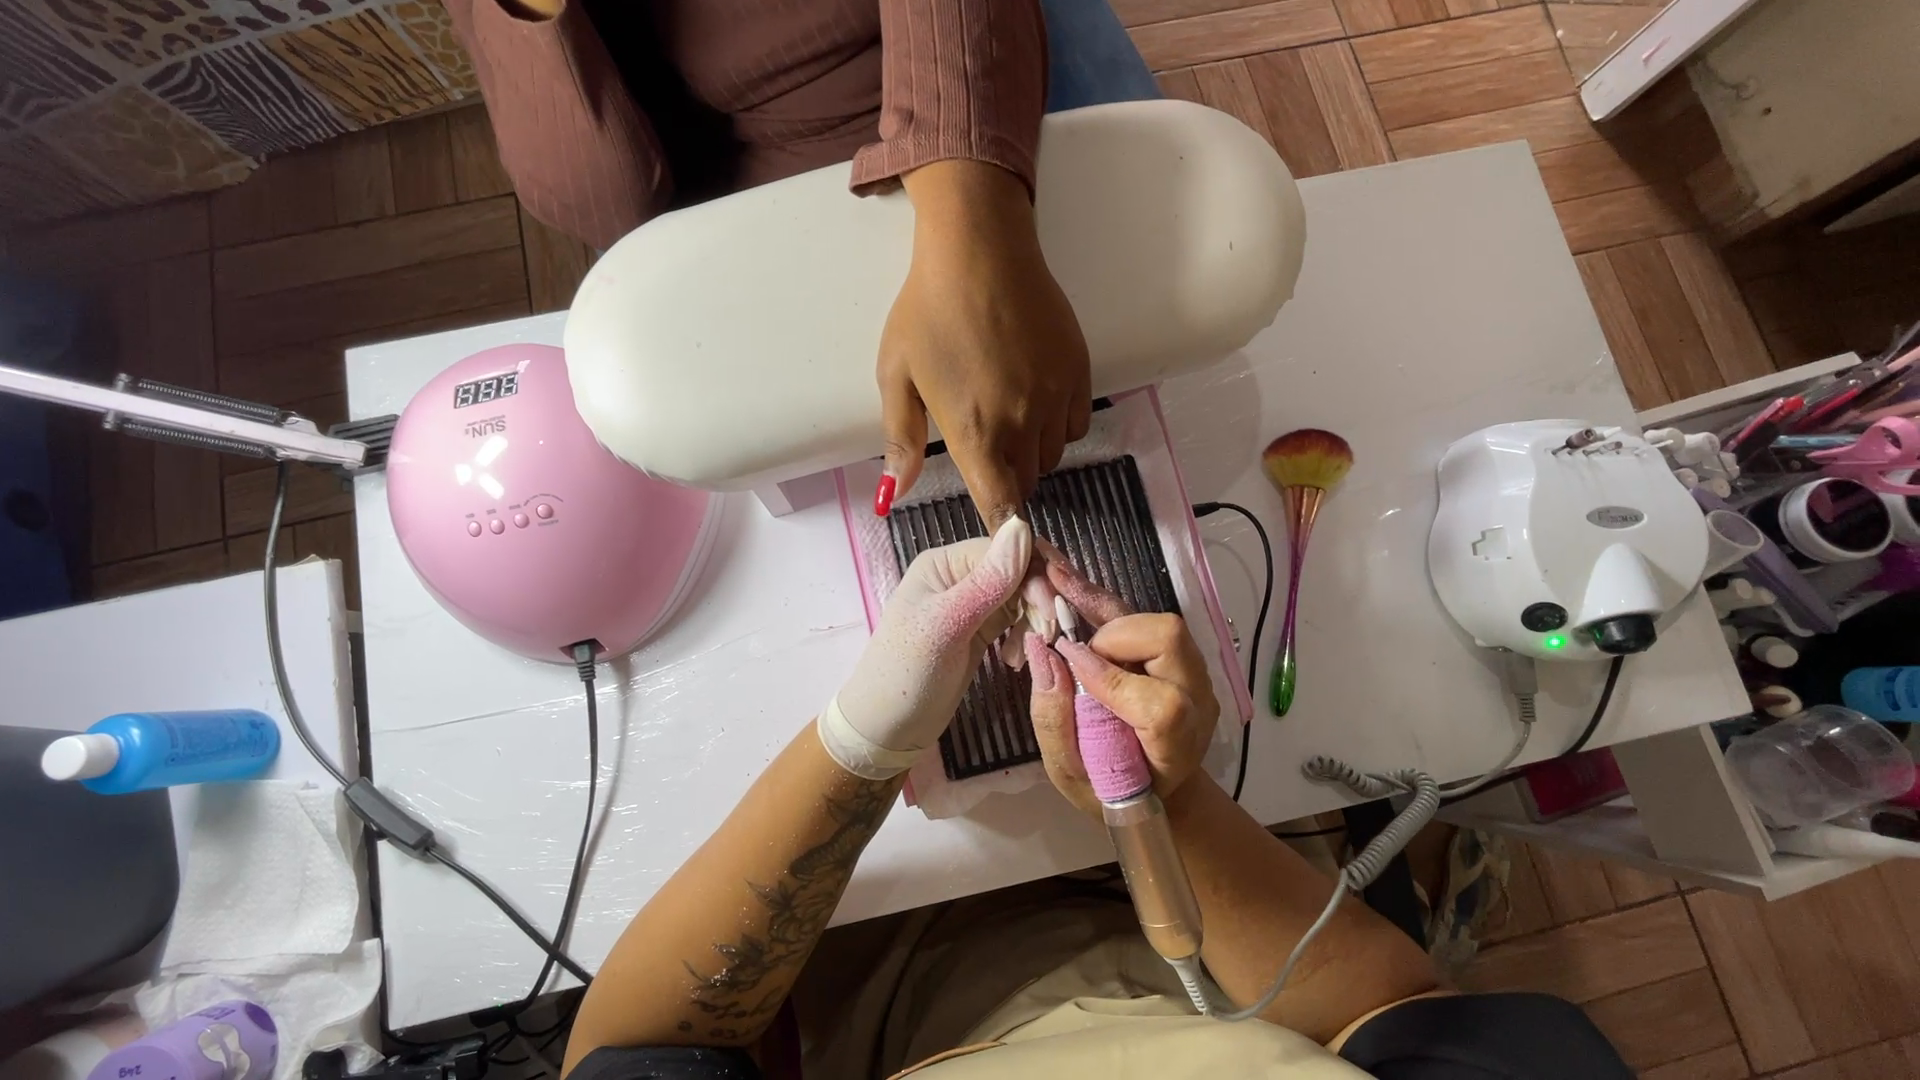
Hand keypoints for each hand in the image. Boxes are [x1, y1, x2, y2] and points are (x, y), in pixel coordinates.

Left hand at [818, 518, 1032, 778]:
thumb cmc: (906, 674)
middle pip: (1020, 571)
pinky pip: (1018, 620)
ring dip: (1034, 621)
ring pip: (1024, 596)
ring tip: (1026, 654)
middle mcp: (960, 576)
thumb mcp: (946, 625)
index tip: (1053, 610)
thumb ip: (987, 581)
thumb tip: (1022, 525)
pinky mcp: (982, 631)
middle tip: (1046, 637)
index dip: (1036, 574)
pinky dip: (1025, 637)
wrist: (888, 729)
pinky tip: (1016, 660)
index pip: (1007, 550)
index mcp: (945, 563)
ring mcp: (973, 604)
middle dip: (1040, 600)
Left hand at [876, 160, 1091, 529]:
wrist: (979, 250)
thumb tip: (891, 497)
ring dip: (1031, 453)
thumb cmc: (927, 312)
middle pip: (1026, 482)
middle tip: (986, 451)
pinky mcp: (1079, 372)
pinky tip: (1035, 402)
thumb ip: (901, 443)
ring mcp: (1055, 397)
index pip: (999, 503)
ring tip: (1008, 421)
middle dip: (1006, 480)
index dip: (999, 523)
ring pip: (1051, 455)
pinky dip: (1057, 427)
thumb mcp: (897, 376)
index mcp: (974, 432)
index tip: (997, 526)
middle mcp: (1021, 423)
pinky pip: (1075, 424)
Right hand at [1025, 562, 1218, 815]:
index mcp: (1178, 745)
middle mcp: (1196, 700)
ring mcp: (1193, 671)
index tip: (1067, 664)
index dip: (1111, 679)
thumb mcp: (1071, 775)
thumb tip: (1041, 651)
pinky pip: (1143, 617)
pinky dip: (1102, 602)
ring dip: (1106, 615)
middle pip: (1169, 640)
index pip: (1162, 704)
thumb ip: (1055, 719)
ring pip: (1159, 621)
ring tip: (1061, 599)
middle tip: (1073, 649)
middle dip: (1113, 636)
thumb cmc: (1111, 788)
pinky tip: (1066, 581)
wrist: (1156, 785)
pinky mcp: (1178, 651)